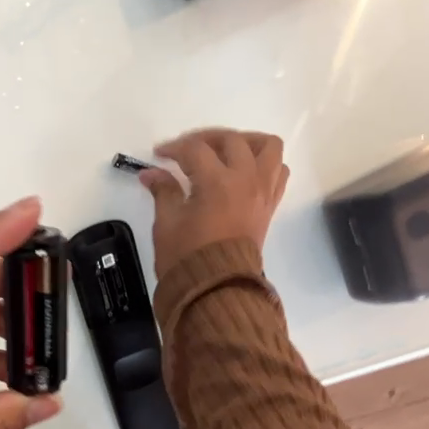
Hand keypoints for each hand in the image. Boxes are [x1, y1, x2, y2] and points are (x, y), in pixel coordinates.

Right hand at [137, 129, 289, 278]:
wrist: (214, 288)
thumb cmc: (186, 258)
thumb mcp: (167, 223)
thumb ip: (163, 191)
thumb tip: (150, 173)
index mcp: (216, 182)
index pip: (195, 150)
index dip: (174, 148)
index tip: (158, 154)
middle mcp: (245, 179)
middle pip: (231, 140)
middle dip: (205, 139)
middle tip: (186, 150)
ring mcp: (262, 190)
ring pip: (266, 146)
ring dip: (245, 141)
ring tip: (225, 151)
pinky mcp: (270, 203)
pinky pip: (277, 170)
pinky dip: (263, 162)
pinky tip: (244, 171)